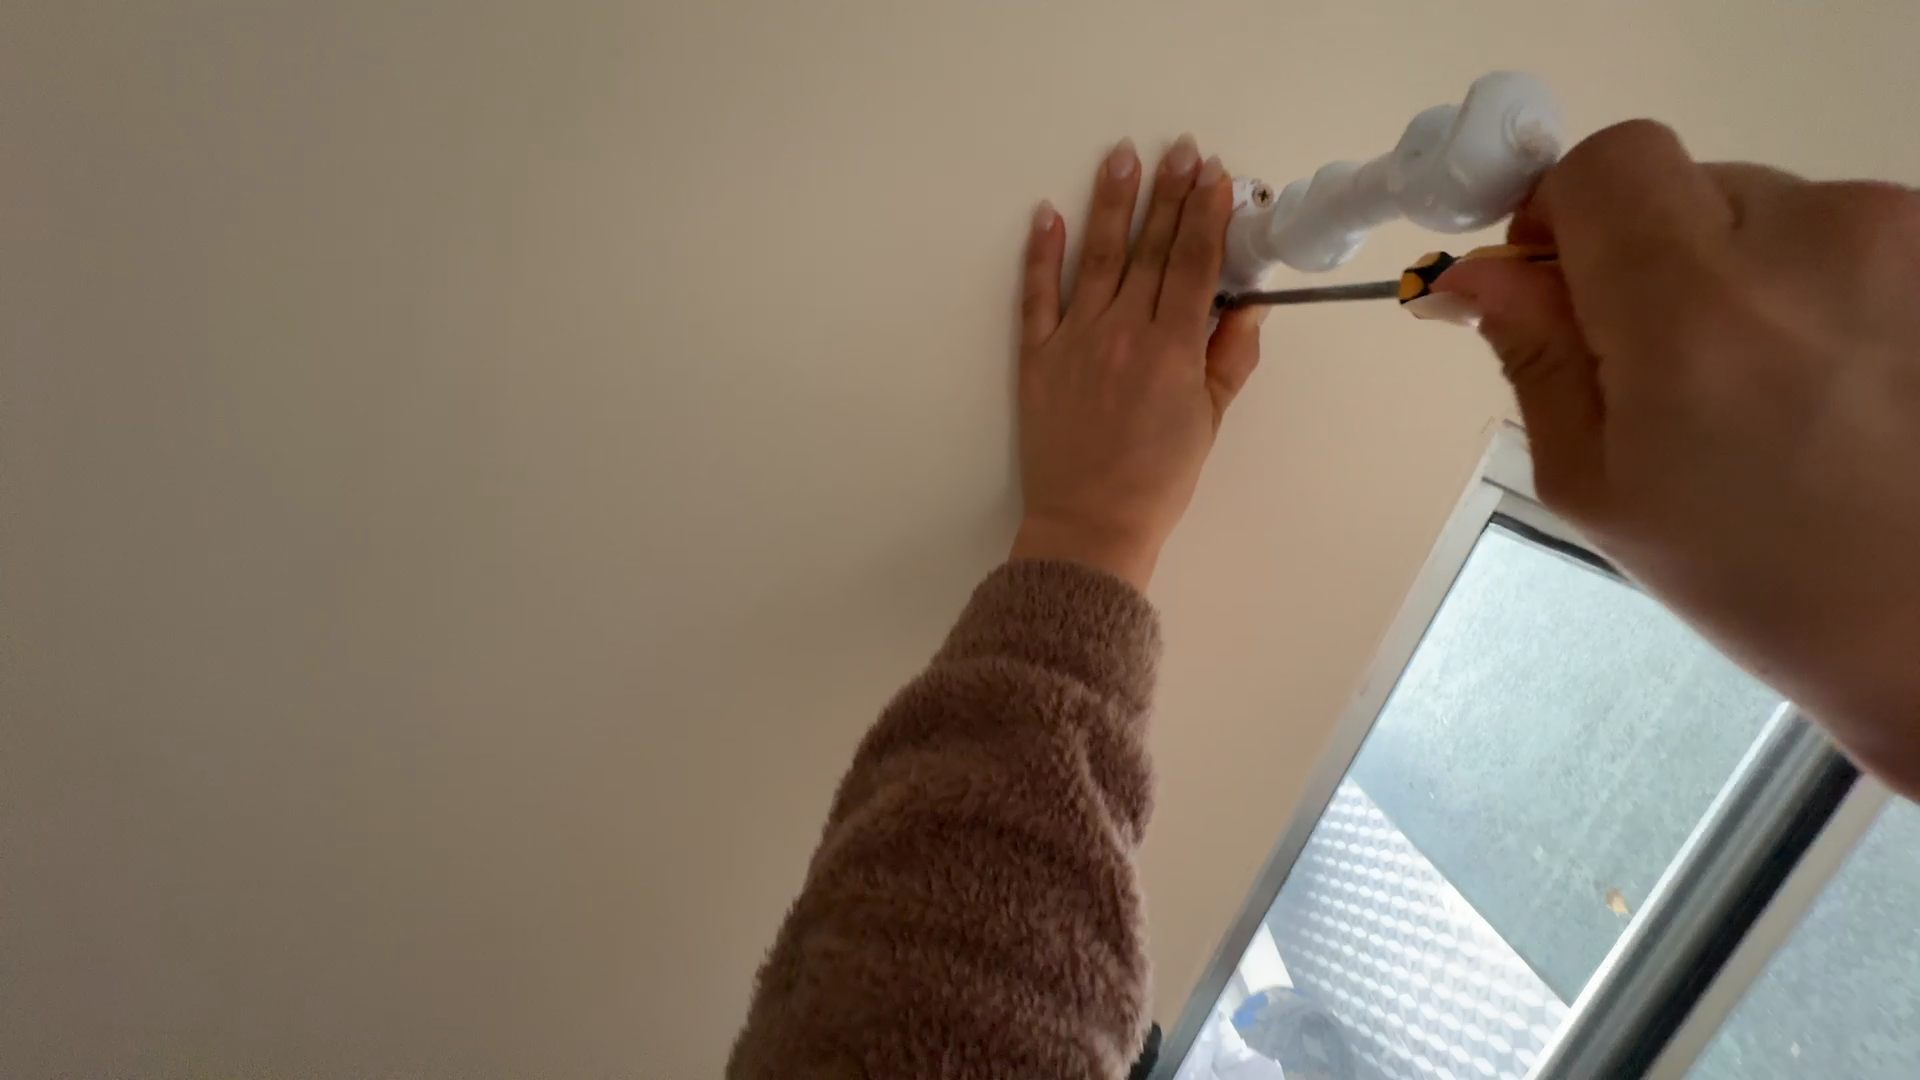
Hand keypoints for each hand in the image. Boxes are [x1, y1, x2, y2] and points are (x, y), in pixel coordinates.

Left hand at [1010, 136, 1263, 589]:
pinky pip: (1036, 297)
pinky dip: (1040, 256)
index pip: (1195, 264)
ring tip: (1121, 157)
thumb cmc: (1157, 479)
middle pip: (1151, 251)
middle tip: (1180, 148)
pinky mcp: (1036, 359)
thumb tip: (1249, 302)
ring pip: (1097, 259)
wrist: (1090, 523)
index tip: (1216, 174)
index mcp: (1172, 349)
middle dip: (1169, 195)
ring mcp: (1074, 341)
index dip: (1208, 215)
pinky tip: (1047, 215)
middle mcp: (1123, 332)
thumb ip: (1231, 357)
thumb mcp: (1209, 420)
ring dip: (1111, 205)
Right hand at [1437, 120, 1919, 794]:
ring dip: (1699, 266)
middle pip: (1670, 179)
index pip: (1606, 164)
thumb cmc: (1730, 560)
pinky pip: (1814, 227)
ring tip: (1719, 375)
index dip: (1553, 207)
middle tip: (1619, 352)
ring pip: (1742, 201)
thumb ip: (1531, 353)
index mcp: (1696, 313)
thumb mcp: (1583, 473)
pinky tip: (1787, 368)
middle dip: (1620, 249)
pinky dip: (1770, 277)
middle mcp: (1817, 241)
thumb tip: (1471, 276)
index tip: (1540, 277)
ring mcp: (1905, 236)